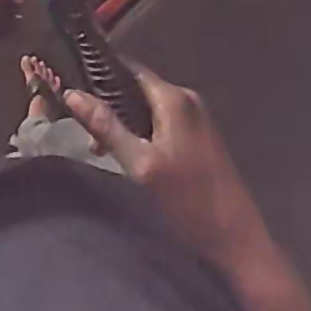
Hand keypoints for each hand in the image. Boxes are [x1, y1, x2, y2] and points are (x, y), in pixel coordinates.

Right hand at [62, 62, 271, 267]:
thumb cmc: (189, 201)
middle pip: (136, 87)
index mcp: (173, 97)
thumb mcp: (141, 165)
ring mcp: (195, 117)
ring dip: (122, 121)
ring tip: (100, 147)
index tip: (73, 83)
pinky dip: (140, 131)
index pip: (128, 67)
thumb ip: (106, 126)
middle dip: (108, 104)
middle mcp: (186, 98)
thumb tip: (71, 93)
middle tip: (84, 128)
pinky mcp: (198, 137)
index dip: (99, 73)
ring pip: (146, 106)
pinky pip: (160, 121)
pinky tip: (127, 154)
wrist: (239, 243)